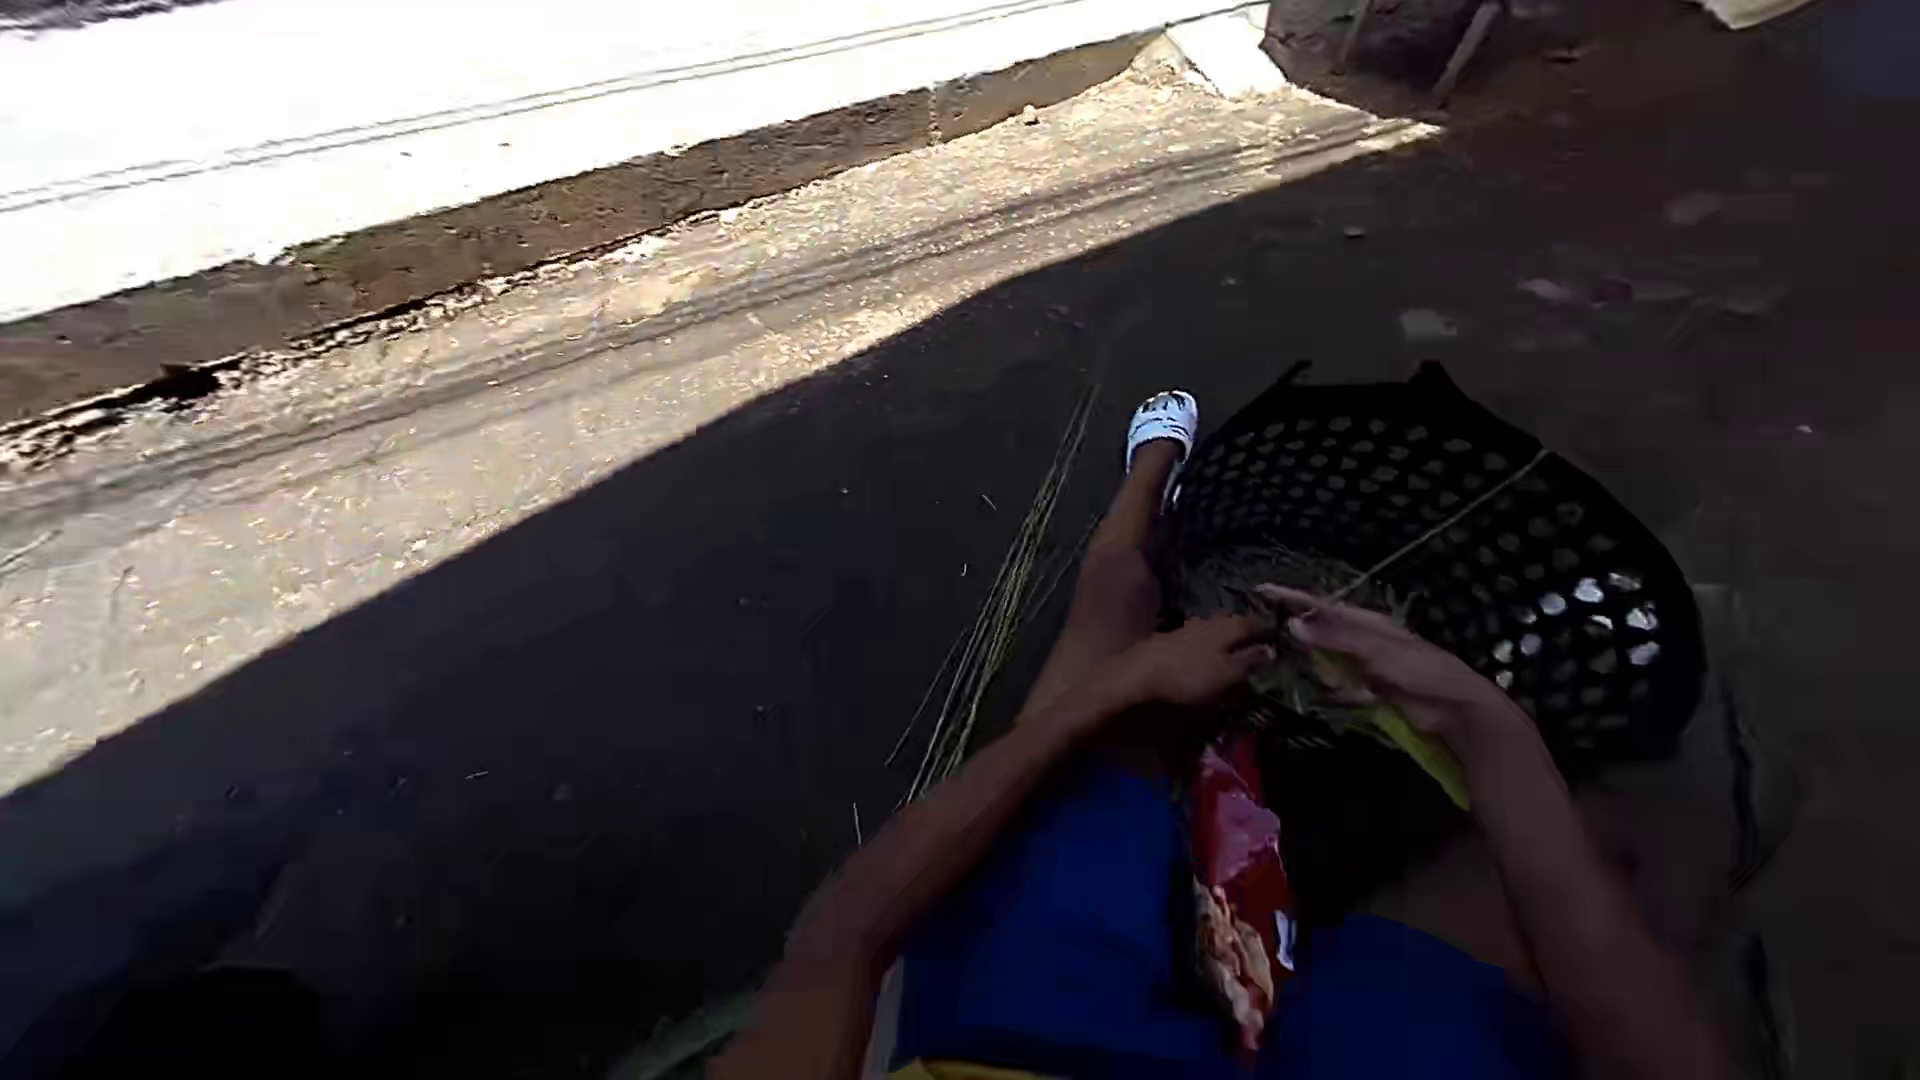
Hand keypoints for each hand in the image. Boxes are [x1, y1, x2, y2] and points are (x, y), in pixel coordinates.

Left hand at [1120, 612, 1276, 706]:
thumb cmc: (1184, 678)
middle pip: (1227, 623)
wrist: (1132, 680)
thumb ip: (1247, 661)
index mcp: (1221, 629)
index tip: (1276, 632)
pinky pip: (1191, 640)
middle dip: (1242, 628)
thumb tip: (1269, 649)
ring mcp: (1179, 634)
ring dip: (1221, 635)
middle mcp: (1202, 625)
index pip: (1248, 623)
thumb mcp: (1224, 674)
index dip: (1262, 627)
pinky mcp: (1163, 646)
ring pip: (1207, 629)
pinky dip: (1203, 645)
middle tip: (1256, 636)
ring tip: (1232, 646)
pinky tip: (1201, 655)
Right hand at [1255, 584, 1528, 745]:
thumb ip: (1333, 637)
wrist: (1457, 712)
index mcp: (1365, 620)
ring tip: (1357, 686)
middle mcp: (1360, 638)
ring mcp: (1362, 663)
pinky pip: (1339, 687)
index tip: (1261, 590)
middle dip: (1314, 649)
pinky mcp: (1366, 687)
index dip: (1291, 597)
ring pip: (1326, 664)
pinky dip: (1345, 694)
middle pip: (1318, 635)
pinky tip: (1363, 698)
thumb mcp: (1376, 650)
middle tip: (1321, 661)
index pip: (1319, 604)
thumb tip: (1292, 625)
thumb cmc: (1421, 671)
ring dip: (1334, 677)